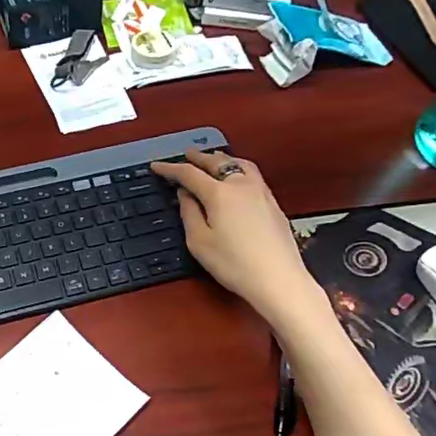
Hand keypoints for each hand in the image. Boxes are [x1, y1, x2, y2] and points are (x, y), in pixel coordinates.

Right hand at [151, 150, 322, 324]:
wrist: (277, 279)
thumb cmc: (235, 264)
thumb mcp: (199, 242)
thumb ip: (189, 213)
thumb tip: (185, 195)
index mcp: (219, 193)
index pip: (189, 173)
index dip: (170, 169)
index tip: (157, 166)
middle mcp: (241, 185)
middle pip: (216, 162)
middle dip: (198, 158)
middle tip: (186, 156)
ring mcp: (261, 192)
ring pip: (238, 164)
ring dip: (221, 159)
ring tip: (212, 158)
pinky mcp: (273, 203)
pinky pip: (252, 174)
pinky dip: (238, 168)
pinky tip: (237, 176)